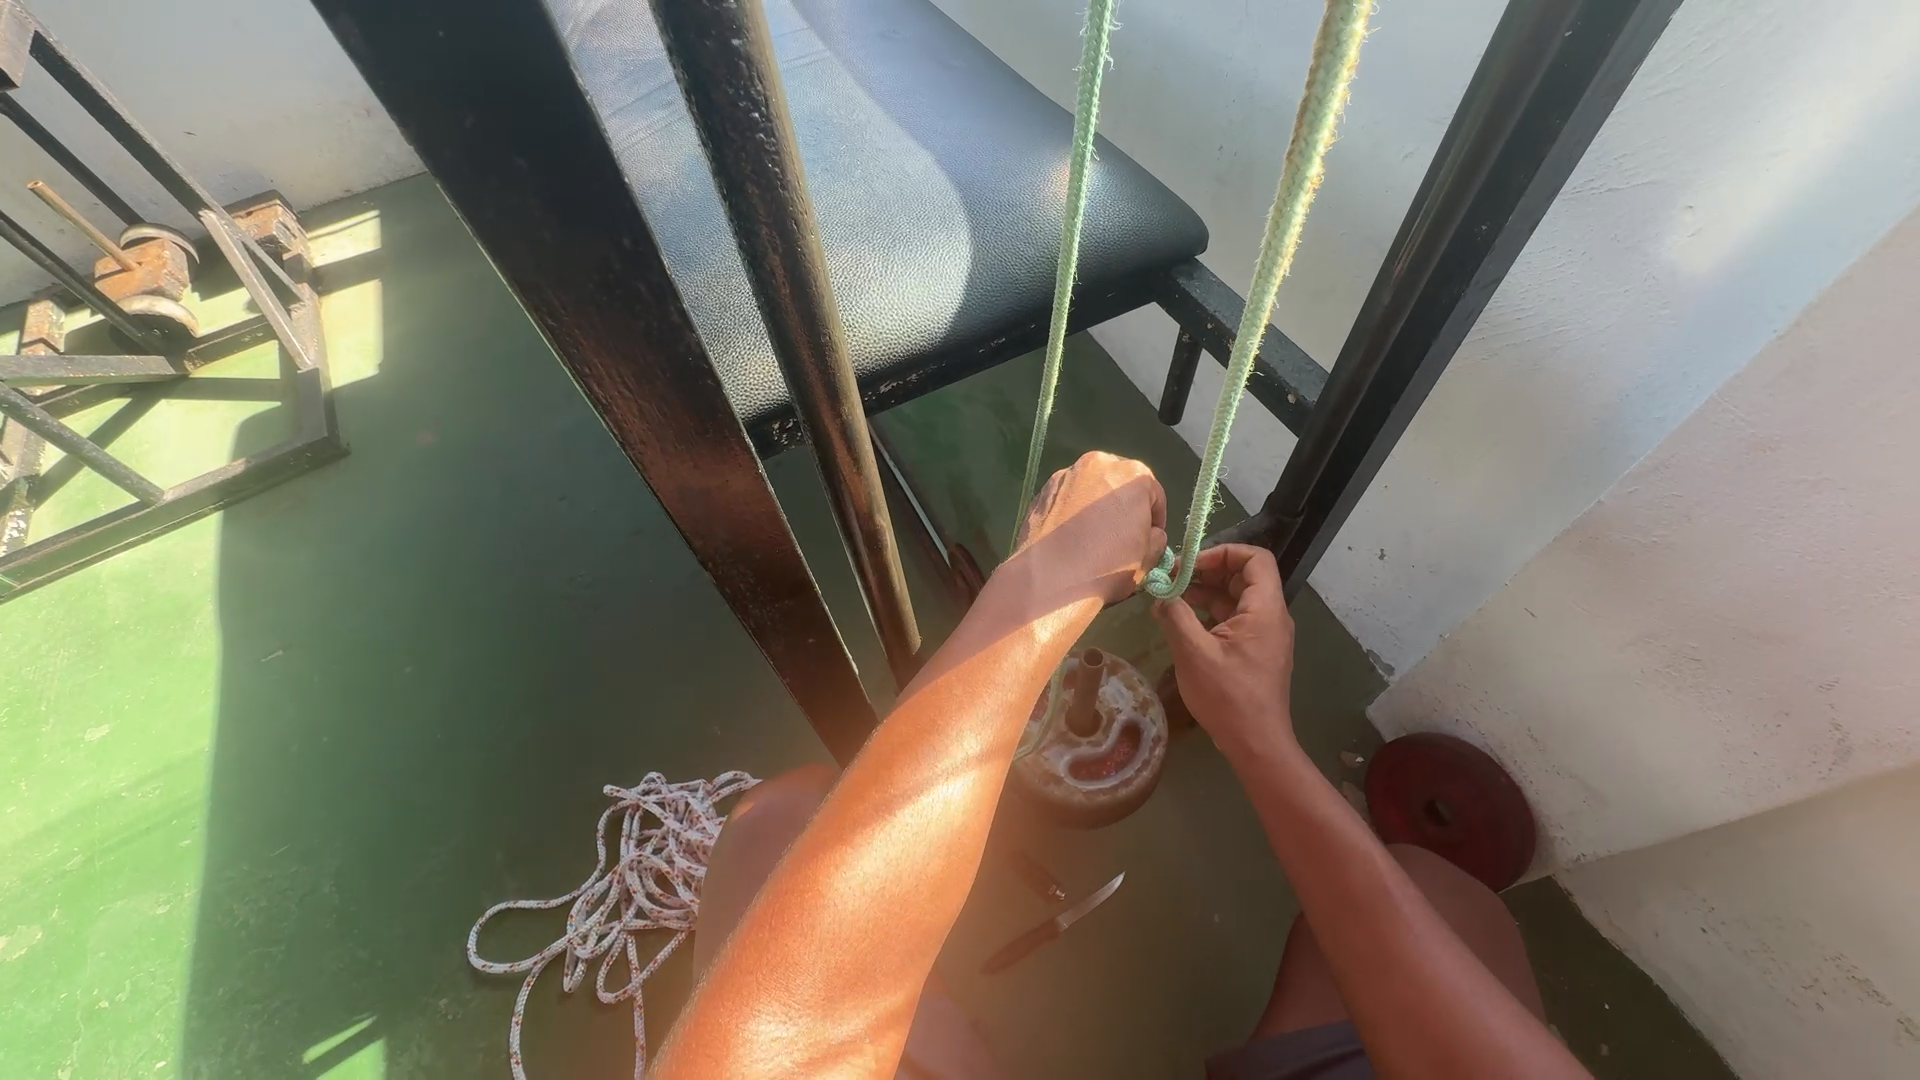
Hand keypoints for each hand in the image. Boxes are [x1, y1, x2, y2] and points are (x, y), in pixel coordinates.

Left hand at [1012, 452, 1166, 606]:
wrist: (1049, 581)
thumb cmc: (1107, 567)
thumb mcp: (1149, 557)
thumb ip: (1156, 536)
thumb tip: (1149, 533)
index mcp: (1132, 474)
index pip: (1154, 495)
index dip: (1155, 520)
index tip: (1149, 540)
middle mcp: (1097, 464)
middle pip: (1119, 485)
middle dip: (1122, 507)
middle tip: (1120, 537)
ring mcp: (1063, 476)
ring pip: (1089, 490)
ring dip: (1095, 507)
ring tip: (1092, 538)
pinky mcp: (1039, 493)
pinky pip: (1065, 501)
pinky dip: (1071, 514)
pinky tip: (1069, 539)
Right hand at [1151, 544, 1298, 765]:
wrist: (1256, 744)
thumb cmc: (1228, 697)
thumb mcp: (1193, 653)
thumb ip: (1175, 616)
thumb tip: (1161, 597)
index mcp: (1264, 610)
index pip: (1254, 558)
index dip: (1222, 552)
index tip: (1189, 564)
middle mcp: (1270, 617)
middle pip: (1243, 576)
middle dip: (1207, 572)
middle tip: (1172, 580)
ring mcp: (1264, 636)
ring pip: (1237, 598)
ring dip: (1205, 593)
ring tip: (1171, 599)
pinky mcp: (1255, 651)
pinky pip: (1234, 619)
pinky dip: (1210, 614)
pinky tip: (1182, 623)